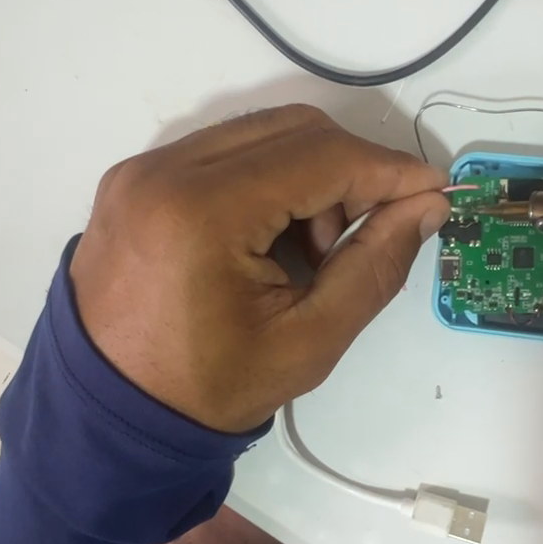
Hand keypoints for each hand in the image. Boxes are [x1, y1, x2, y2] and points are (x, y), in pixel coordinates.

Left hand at [71, 105, 448, 432]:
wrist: (109, 413)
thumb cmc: (209, 390)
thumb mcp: (307, 343)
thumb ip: (373, 268)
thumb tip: (425, 206)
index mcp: (201, 212)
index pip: (320, 157)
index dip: (388, 169)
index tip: (433, 191)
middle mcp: (163, 170)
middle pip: (291, 129)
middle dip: (349, 172)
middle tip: (368, 231)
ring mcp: (141, 171)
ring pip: (258, 135)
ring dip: (308, 176)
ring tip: (311, 250)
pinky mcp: (134, 181)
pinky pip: (222, 154)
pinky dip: (266, 181)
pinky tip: (272, 239)